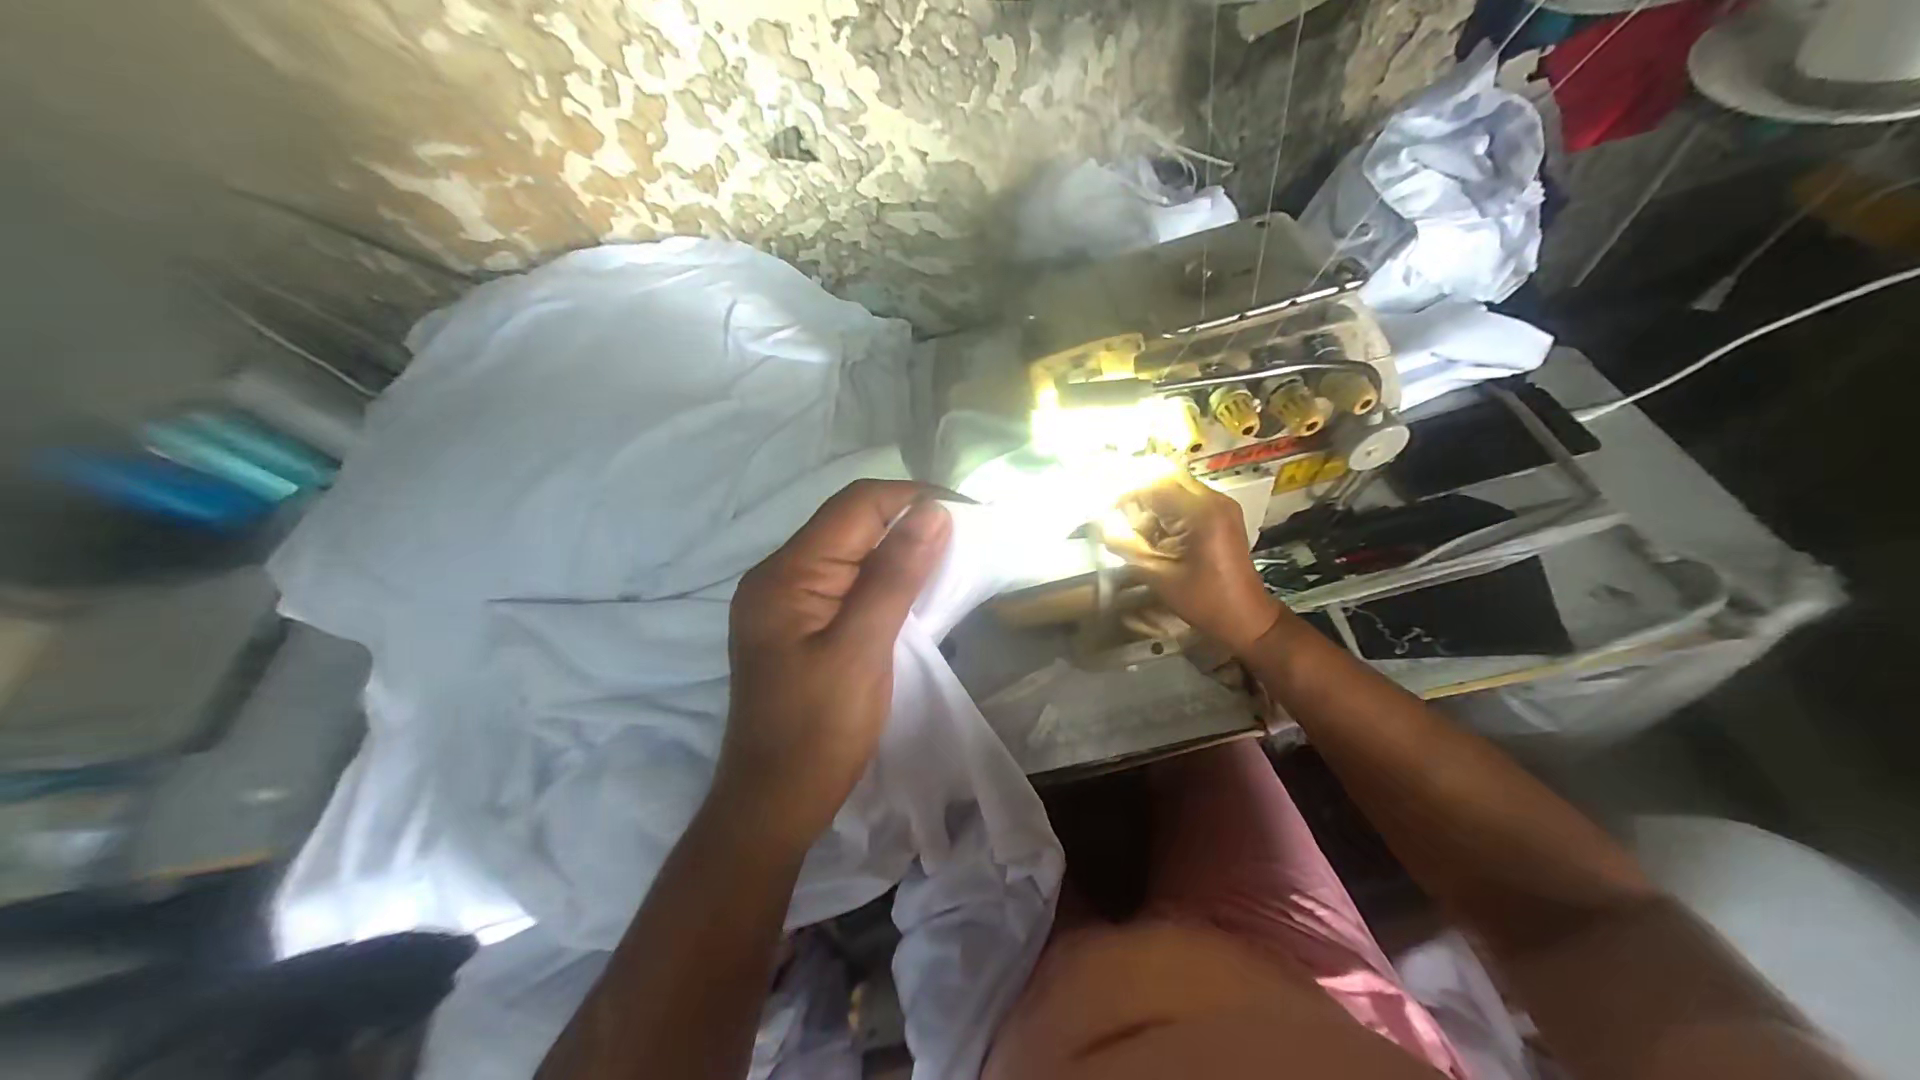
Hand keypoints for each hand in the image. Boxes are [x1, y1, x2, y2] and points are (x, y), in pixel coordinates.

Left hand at [717, 480, 950, 846]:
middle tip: (965, 540)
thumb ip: (894, 576)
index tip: (967, 514)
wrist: (773, 804)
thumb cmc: (818, 733)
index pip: (855, 506)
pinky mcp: (798, 625)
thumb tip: (933, 511)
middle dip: (909, 523)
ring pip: (851, 552)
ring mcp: (786, 602)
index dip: (913, 499)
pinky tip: (913, 592)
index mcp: (786, 574)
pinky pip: (846, 583)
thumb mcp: (861, 650)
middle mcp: (779, 576)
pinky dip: (883, 579)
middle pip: (850, 524)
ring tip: (949, 561)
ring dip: (899, 551)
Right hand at [1101, 469, 1282, 654]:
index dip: (1126, 494)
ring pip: (1175, 488)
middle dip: (1140, 497)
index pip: (1155, 485)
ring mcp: (1221, 505)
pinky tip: (1159, 537)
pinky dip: (1168, 512)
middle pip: (1166, 479)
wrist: (1246, 617)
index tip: (1107, 511)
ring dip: (1154, 505)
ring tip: (1141, 534)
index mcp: (1201, 512)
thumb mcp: (1158, 575)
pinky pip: (1187, 501)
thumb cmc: (1204, 600)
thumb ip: (1127, 546)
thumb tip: (1101, 527)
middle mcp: (1214, 500)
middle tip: (1121, 519)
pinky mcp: (1222, 515)